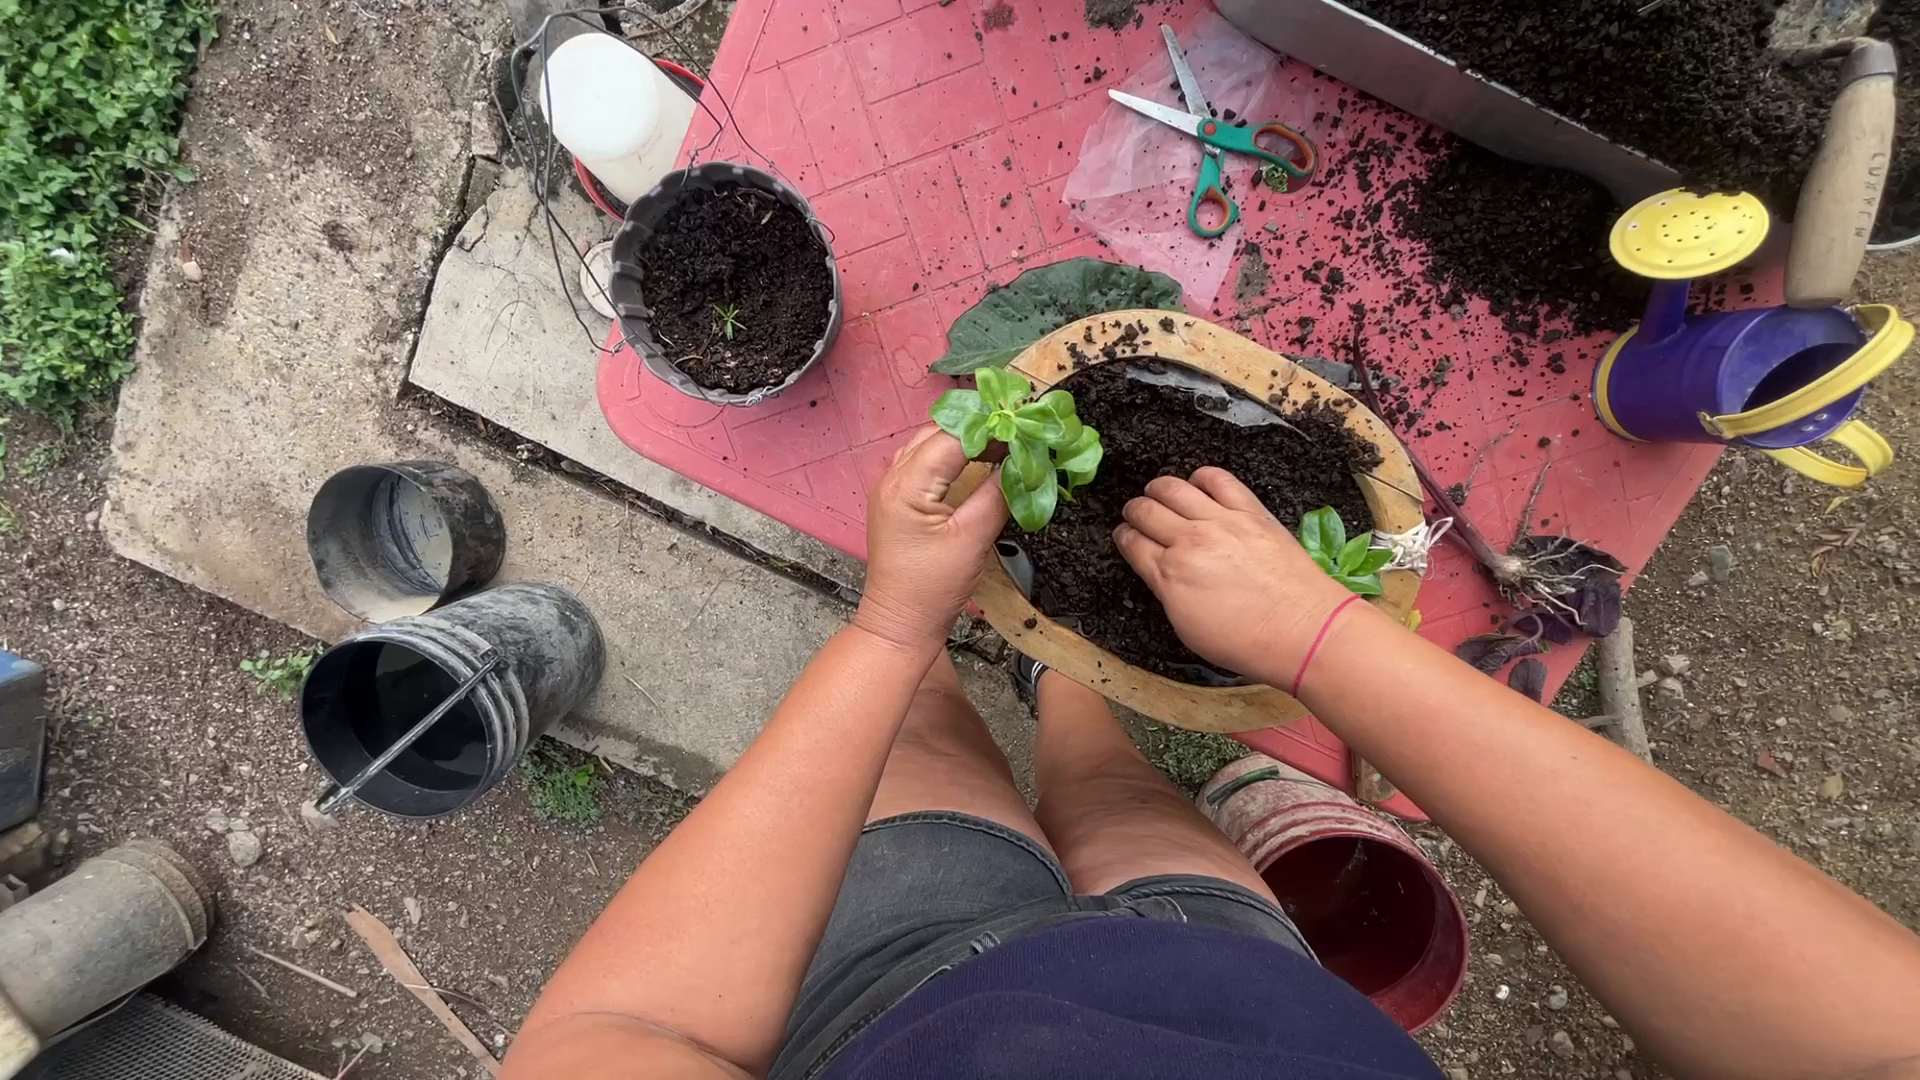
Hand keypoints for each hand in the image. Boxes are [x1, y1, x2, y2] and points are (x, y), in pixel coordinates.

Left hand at [855, 426, 1007, 654]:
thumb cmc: (932, 588)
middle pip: (940, 433)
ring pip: (932, 445)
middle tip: (1020, 431)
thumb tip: (1022, 461)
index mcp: (906, 484)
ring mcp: (891, 487)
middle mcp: (892, 476)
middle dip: (981, 429)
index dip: (992, 428)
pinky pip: (926, 463)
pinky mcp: (898, 500)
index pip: (954, 437)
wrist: (901, 623)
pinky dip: (953, 456)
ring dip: (966, 440)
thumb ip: (997, 493)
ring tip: (1005, 442)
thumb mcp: (973, 539)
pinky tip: (978, 462)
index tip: (1027, 427)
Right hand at [1113, 467, 1355, 684]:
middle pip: (1146, 511)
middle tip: (1135, 514)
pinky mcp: (1251, 512)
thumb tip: (1160, 570)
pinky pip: (1218, 479)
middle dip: (1134, 511)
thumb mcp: (1187, 627)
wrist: (1304, 632)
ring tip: (1157, 492)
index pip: (1131, 542)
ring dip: (1158, 489)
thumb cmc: (1248, 641)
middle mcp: (1189, 542)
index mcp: (1169, 575)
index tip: (1124, 535)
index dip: (1123, 536)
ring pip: (1173, 488)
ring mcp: (1221, 522)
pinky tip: (1197, 483)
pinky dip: (1201, 477)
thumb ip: (1167, 591)